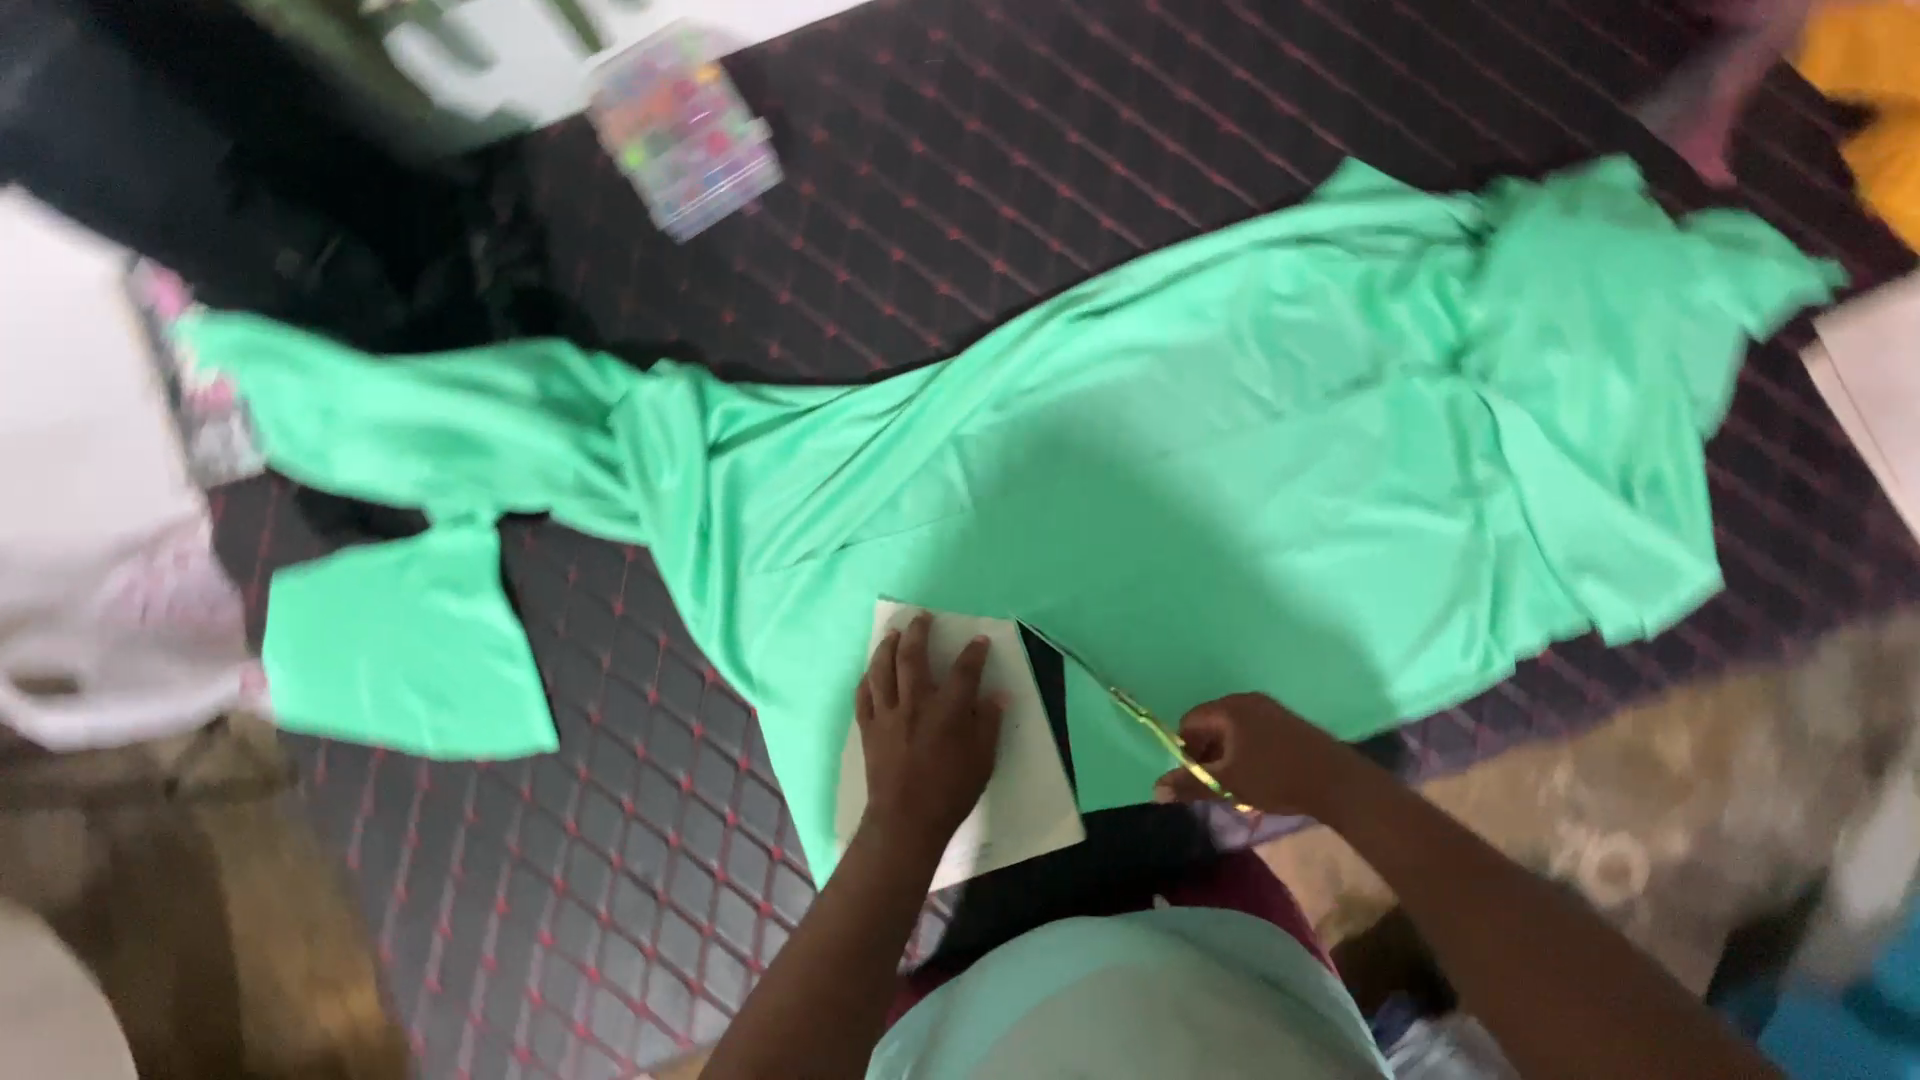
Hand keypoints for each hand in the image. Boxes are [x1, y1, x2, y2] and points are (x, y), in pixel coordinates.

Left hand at [855, 613, 1004, 855]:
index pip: (964, 671)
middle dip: (919, 632)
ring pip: (882, 669)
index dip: (974, 653)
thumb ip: (989, 724)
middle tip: (922, 618)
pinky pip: (863, 696)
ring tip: (892, 633)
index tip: (979, 641)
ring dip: (886, 646)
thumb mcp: (983, 760)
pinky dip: (867, 679)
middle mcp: (915, 703)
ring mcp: (887, 714)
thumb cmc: (951, 792)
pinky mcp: (868, 729)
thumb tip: (998, 695)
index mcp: (948, 710)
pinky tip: (870, 672)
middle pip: (913, 656)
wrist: (906, 820)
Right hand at [1151, 692, 1371, 820]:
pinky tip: (1260, 777)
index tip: (1195, 776)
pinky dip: (1248, 751)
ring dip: (1228, 755)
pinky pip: (1255, 732)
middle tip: (1214, 782)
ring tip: (1237, 784)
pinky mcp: (1289, 722)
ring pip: (1235, 730)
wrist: (1337, 782)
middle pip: (1212, 724)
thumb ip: (1190, 784)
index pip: (1190, 722)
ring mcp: (1271, 709)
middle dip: (1207, 754)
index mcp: (1229, 709)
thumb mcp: (1228, 784)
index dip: (1186, 749)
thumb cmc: (1275, 777)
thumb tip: (1155, 790)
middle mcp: (1248, 701)